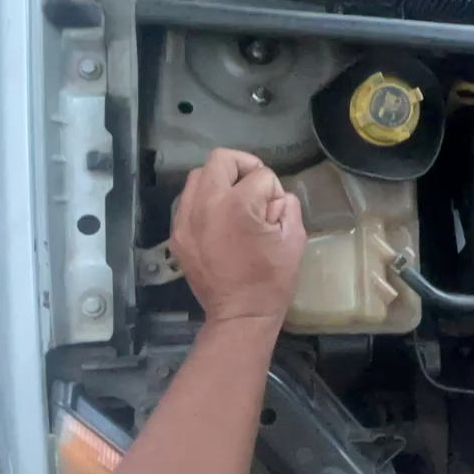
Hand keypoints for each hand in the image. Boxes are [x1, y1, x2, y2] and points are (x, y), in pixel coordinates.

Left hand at [170, 148, 306, 325]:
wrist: (240, 314)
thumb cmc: (272, 280)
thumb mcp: (295, 240)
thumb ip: (288, 206)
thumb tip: (276, 197)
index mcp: (238, 206)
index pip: (261, 175)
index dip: (274, 191)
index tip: (275, 213)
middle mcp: (206, 205)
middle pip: (221, 159)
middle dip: (244, 167)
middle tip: (255, 187)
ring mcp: (186, 219)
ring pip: (199, 176)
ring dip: (221, 181)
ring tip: (235, 202)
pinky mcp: (178, 234)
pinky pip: (188, 200)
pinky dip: (205, 200)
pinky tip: (219, 220)